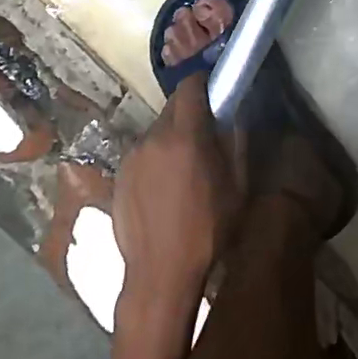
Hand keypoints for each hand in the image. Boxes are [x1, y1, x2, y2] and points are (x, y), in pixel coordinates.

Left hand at [112, 77, 240, 298]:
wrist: (160, 275)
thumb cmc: (209, 230)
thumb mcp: (238, 184)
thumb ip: (236, 141)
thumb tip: (232, 114)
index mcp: (185, 135)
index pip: (190, 85)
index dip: (204, 83)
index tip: (217, 91)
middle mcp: (153, 138)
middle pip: (173, 107)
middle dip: (191, 111)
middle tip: (208, 132)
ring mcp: (131, 158)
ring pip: (157, 130)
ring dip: (173, 136)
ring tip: (186, 166)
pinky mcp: (118, 178)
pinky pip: (143, 154)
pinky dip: (156, 158)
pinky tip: (166, 187)